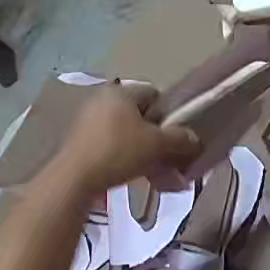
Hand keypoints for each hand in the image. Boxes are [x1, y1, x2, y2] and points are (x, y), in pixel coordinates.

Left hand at [46, 84, 200, 195]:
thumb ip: (179, 139)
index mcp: (120, 91)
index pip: (153, 94)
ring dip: (140, 150)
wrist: (75, 178)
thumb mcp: (156, 145)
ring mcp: (86, 120)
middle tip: (166, 158)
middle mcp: (101, 99)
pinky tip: (129, 175)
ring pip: (124, 132)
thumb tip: (194, 139)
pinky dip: (122, 157)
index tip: (175, 137)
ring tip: (150, 172)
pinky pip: (108, 144)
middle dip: (155, 137)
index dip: (169, 114)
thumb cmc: (119, 152)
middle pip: (138, 115)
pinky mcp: (77, 141)